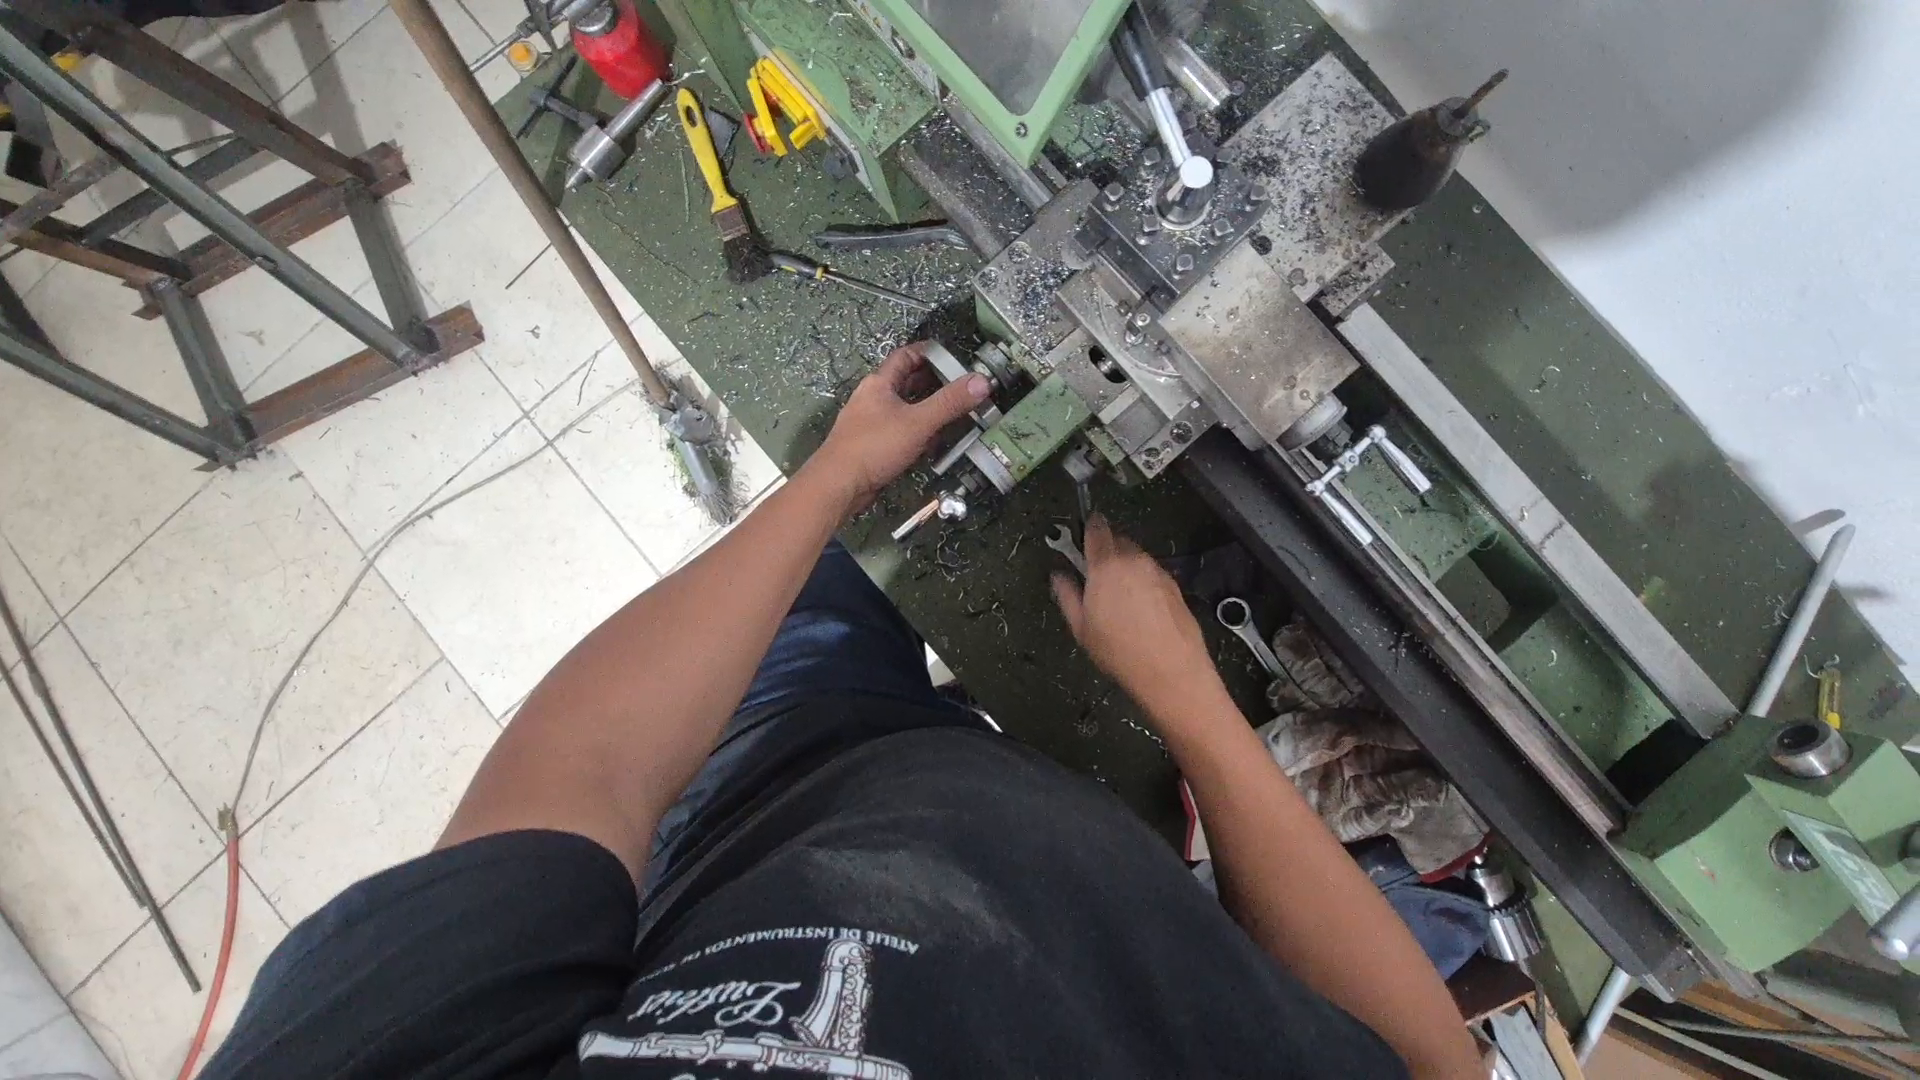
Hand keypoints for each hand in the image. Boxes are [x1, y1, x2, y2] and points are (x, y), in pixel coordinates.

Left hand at [808, 342, 989, 513]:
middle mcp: (873, 398)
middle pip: (906, 382)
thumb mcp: (918, 422)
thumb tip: (982, 382)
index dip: (928, 353)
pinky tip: (932, 441)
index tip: (952, 357)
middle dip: (933, 382)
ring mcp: (871, 422)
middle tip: (960, 386)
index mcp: (879, 383)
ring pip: (904, 408)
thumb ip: (950, 402)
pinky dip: (918, 431)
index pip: (905, 356)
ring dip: (926, 409)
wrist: (839, 484)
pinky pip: (900, 430)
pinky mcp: (872, 445)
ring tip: (953, 412)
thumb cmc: (874, 446)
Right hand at [1051, 516, 1228, 732]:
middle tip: (1095, 575)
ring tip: (1118, 599)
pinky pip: (1151, 574)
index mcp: (1105, 566)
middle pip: (1117, 541)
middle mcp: (1133, 562)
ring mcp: (1156, 572)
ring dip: (1125, 567)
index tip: (1084, 529)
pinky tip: (1139, 608)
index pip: (1096, 530)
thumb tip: (1060, 579)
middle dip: (1106, 552)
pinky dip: (1143, 582)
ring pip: (1136, 558)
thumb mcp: (1081, 628)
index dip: (1088, 526)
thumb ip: (1067, 595)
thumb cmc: (1123, 652)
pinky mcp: (1174, 585)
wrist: (1171, 670)